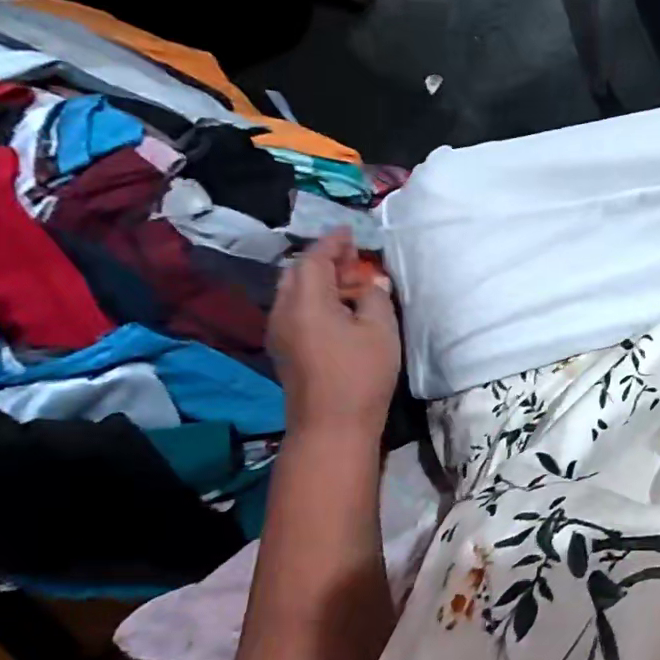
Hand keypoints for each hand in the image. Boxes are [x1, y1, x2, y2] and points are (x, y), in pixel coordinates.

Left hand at [267, 232, 400, 436]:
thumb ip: (375, 296)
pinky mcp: (284, 350)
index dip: (334, 242)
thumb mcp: (380, 329)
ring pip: (294, 292)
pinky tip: (339, 310)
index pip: (315, 258)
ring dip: (320, 281)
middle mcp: (284, 311)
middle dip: (324, 260)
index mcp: (306, 300)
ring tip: (351, 284)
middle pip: (298, 272)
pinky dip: (315, 300)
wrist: (332, 427)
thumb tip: (371, 283)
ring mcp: (279, 332)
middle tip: (354, 258)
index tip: (351, 231)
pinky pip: (295, 310)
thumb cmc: (361, 375)